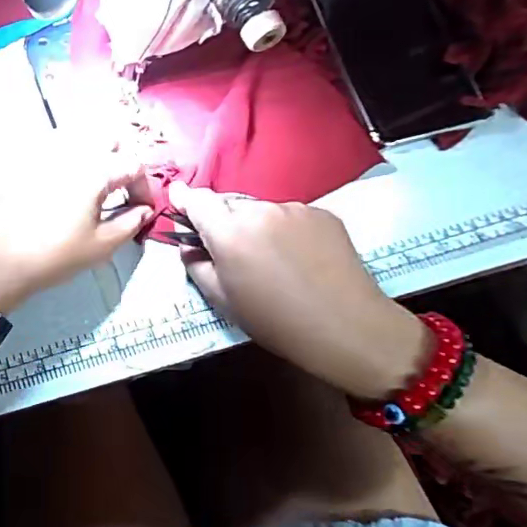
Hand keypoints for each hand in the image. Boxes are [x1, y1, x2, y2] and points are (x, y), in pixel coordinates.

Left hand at [0, 149, 151, 312]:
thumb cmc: (55, 255)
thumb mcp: (101, 246)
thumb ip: (130, 223)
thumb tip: (143, 210)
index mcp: (96, 170)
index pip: (134, 165)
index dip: (145, 187)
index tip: (143, 210)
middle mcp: (72, 152)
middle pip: (109, 139)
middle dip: (122, 161)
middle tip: (121, 191)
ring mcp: (45, 154)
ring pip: (81, 140)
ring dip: (96, 158)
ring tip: (95, 190)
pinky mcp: (24, 163)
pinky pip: (56, 151)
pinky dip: (71, 162)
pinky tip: (66, 190)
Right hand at [175, 186, 428, 398]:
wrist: (346, 326)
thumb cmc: (276, 321)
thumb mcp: (225, 302)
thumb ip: (198, 268)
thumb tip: (189, 248)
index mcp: (230, 231)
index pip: (199, 200)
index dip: (186, 200)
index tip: (180, 201)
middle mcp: (261, 210)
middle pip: (231, 205)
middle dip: (225, 221)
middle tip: (232, 252)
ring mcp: (296, 209)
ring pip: (264, 211)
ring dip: (258, 227)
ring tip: (272, 261)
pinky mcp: (323, 214)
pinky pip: (293, 217)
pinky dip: (287, 231)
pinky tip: (300, 259)